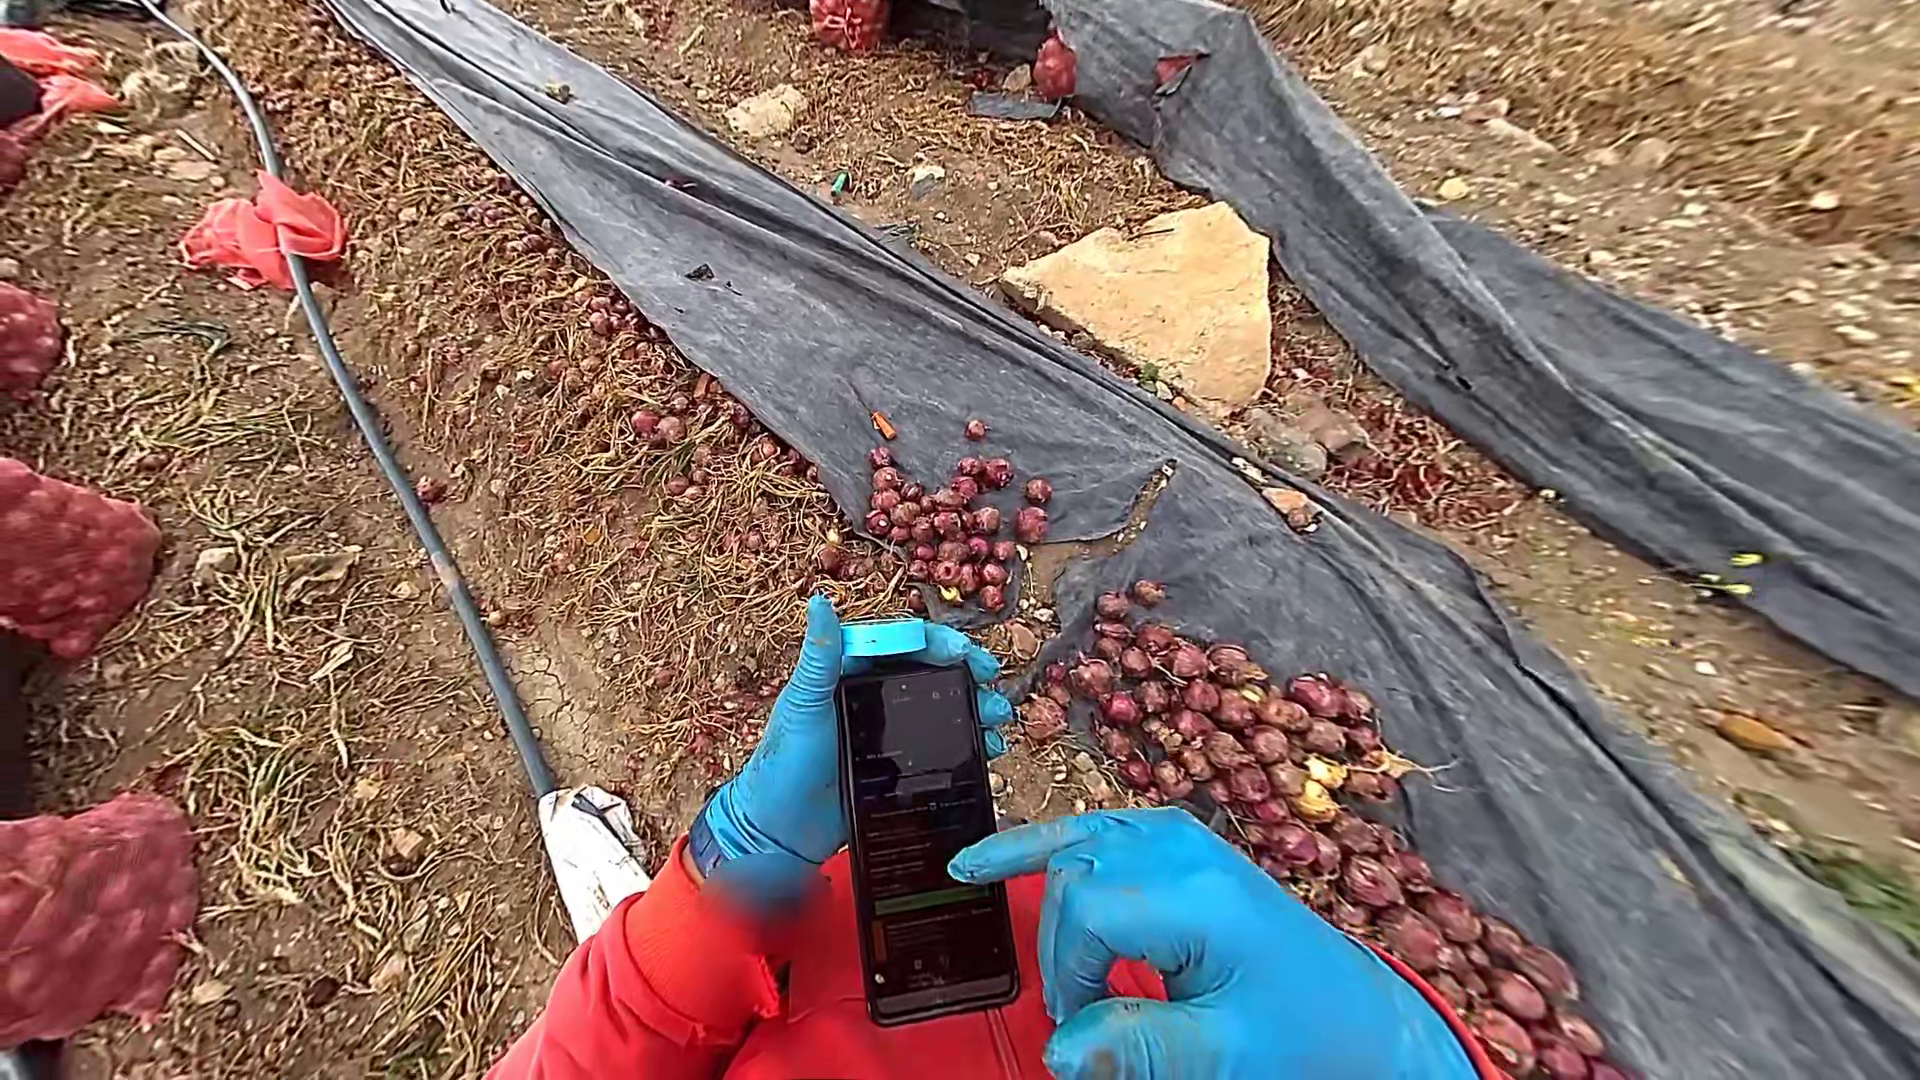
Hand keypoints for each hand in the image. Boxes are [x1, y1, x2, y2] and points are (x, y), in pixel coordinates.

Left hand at [697, 594, 1011, 894]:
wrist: (782, 829)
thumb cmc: (784, 759)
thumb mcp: (804, 702)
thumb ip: (820, 654)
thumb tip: (819, 600)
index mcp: (858, 669)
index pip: (906, 642)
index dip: (940, 642)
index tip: (965, 653)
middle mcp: (880, 692)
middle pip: (934, 670)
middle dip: (968, 671)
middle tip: (992, 679)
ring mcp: (895, 727)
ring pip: (945, 704)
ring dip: (975, 704)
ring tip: (997, 716)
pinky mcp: (905, 761)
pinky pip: (944, 741)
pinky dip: (969, 739)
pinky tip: (988, 745)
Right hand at [948, 809, 1476, 1079]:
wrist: (1360, 1008)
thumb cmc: (1306, 1036)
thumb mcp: (1228, 1057)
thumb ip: (1137, 1047)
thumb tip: (1056, 1051)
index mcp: (1195, 890)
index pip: (1089, 912)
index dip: (1068, 973)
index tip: (1080, 1028)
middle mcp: (1176, 842)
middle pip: (1075, 872)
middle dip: (1057, 941)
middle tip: (1074, 1007)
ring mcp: (1170, 829)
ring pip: (1073, 840)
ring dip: (1034, 878)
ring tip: (985, 889)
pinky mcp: (1165, 833)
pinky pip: (1090, 828)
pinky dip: (1044, 843)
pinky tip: (1003, 853)